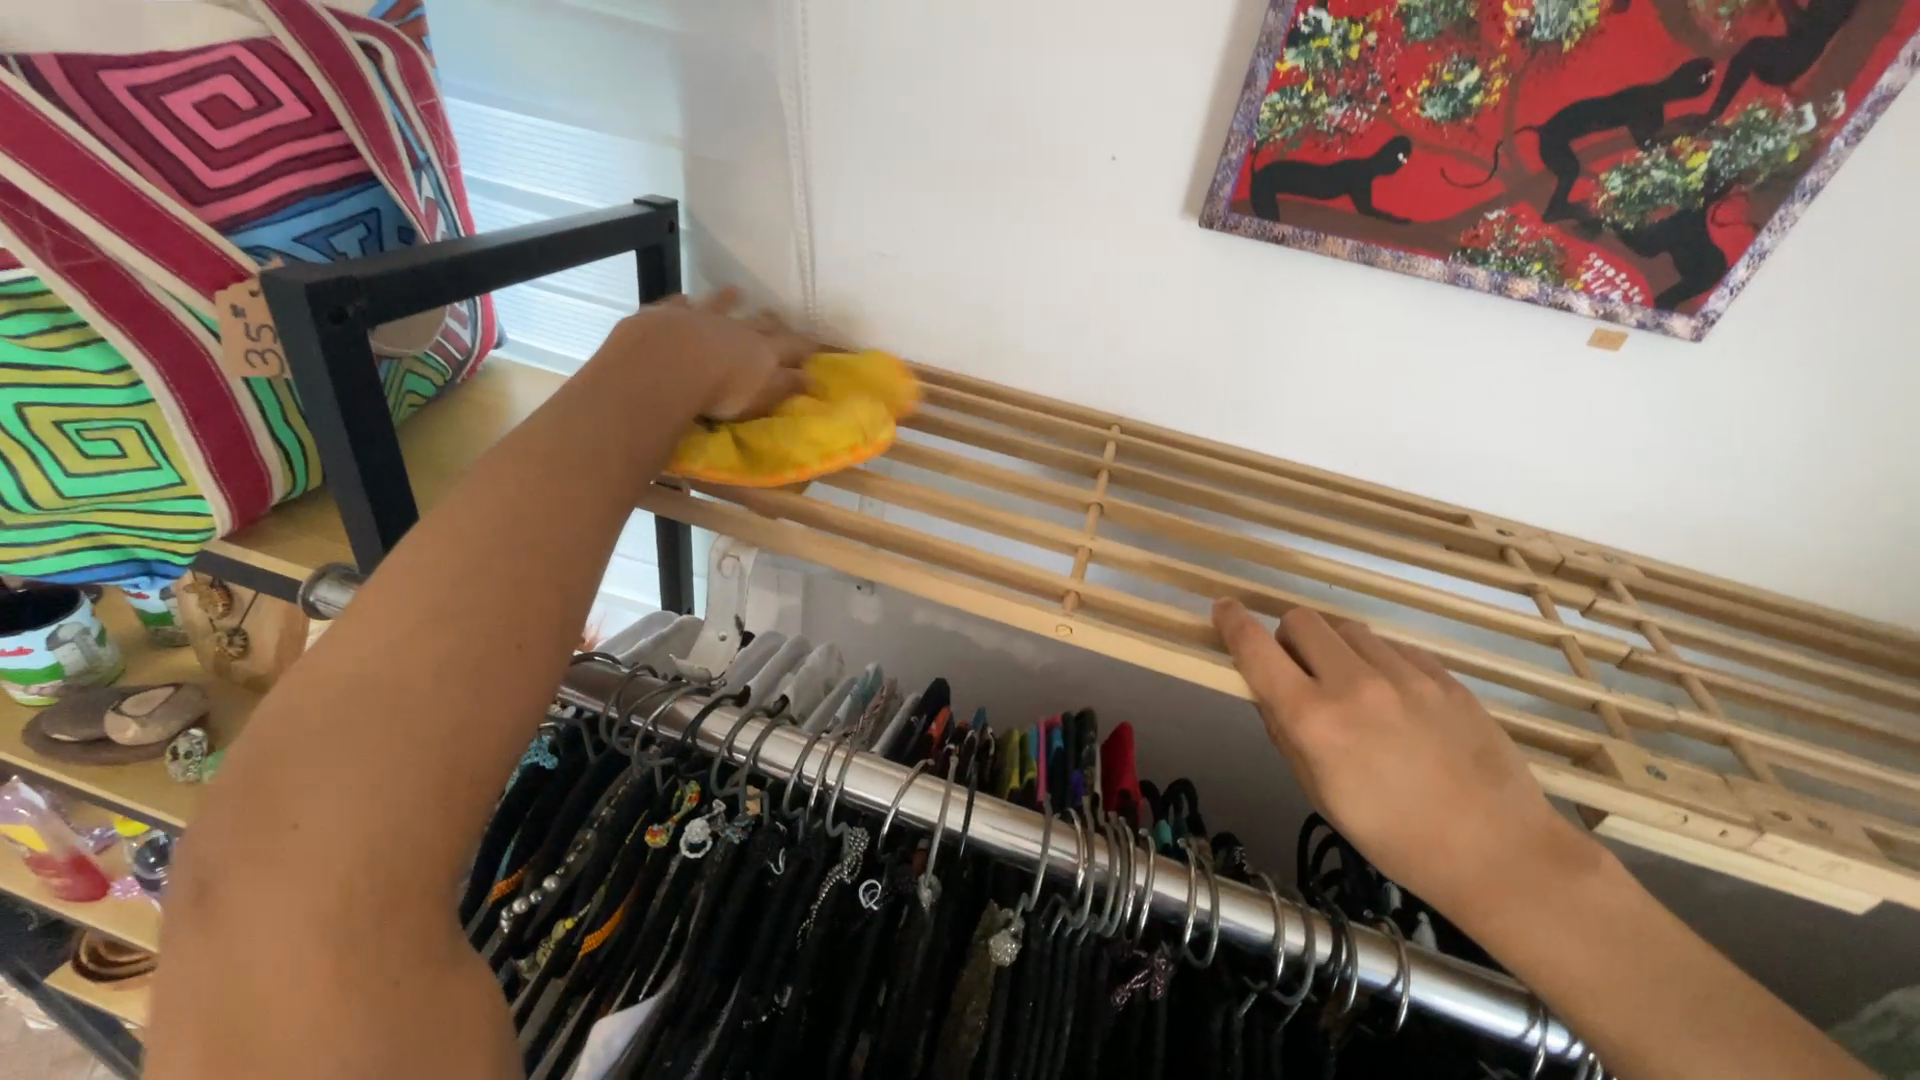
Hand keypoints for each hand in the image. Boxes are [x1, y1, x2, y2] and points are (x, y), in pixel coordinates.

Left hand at [591, 288, 813, 420]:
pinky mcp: (668, 316)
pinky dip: (684, 302)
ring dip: (728, 299)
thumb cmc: (722, 390)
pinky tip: (684, 298)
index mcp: (763, 351)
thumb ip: (787, 386)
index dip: (806, 345)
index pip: (793, 346)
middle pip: (759, 322)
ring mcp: (702, 318)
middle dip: (770, 320)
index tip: (816, 343)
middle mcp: (736, 329)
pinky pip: (679, 305)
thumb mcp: (763, 395)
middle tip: (777, 314)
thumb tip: (814, 379)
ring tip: (735, 291)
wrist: (669, 365)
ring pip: (719, 305)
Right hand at [1212, 599, 1596, 917]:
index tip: (1223, 609)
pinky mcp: (1443, 676)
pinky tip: (1395, 701)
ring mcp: (1405, 674)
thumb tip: (1267, 691)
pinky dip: (1378, 662)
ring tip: (1352, 689)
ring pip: (1348, 629)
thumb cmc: (1393, 836)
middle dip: (1288, 638)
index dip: (1233, 623)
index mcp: (1314, 719)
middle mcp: (1355, 683)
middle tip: (1299, 670)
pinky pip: (1392, 648)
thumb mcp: (1319, 793)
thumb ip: (1285, 732)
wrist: (1497, 850)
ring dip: (1335, 648)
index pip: (1257, 649)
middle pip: (1302, 620)